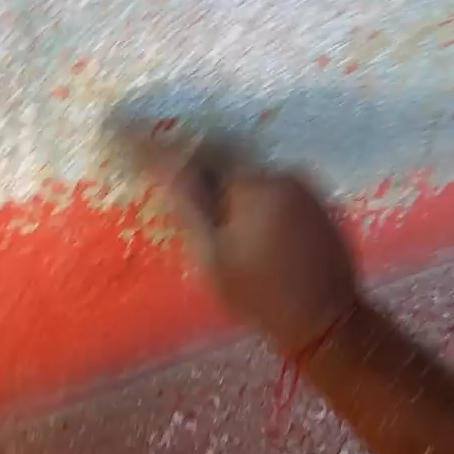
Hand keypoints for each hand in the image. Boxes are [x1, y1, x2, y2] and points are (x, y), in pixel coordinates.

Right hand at [130, 136, 362, 354]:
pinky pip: (271, 180)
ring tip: (206, 201)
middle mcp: (280, 174)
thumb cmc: (263, 298)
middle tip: (161, 165)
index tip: (122, 130)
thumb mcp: (214, 260)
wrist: (331, 324)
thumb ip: (190, 208)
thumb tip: (163, 169)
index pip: (194, 155)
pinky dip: (250, 189)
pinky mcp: (317, 197)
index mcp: (252, 187)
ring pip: (247, 167)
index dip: (157, 145)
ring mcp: (304, 184)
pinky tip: (243, 217)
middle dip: (193, 160)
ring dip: (223, 176)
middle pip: (222, 154)